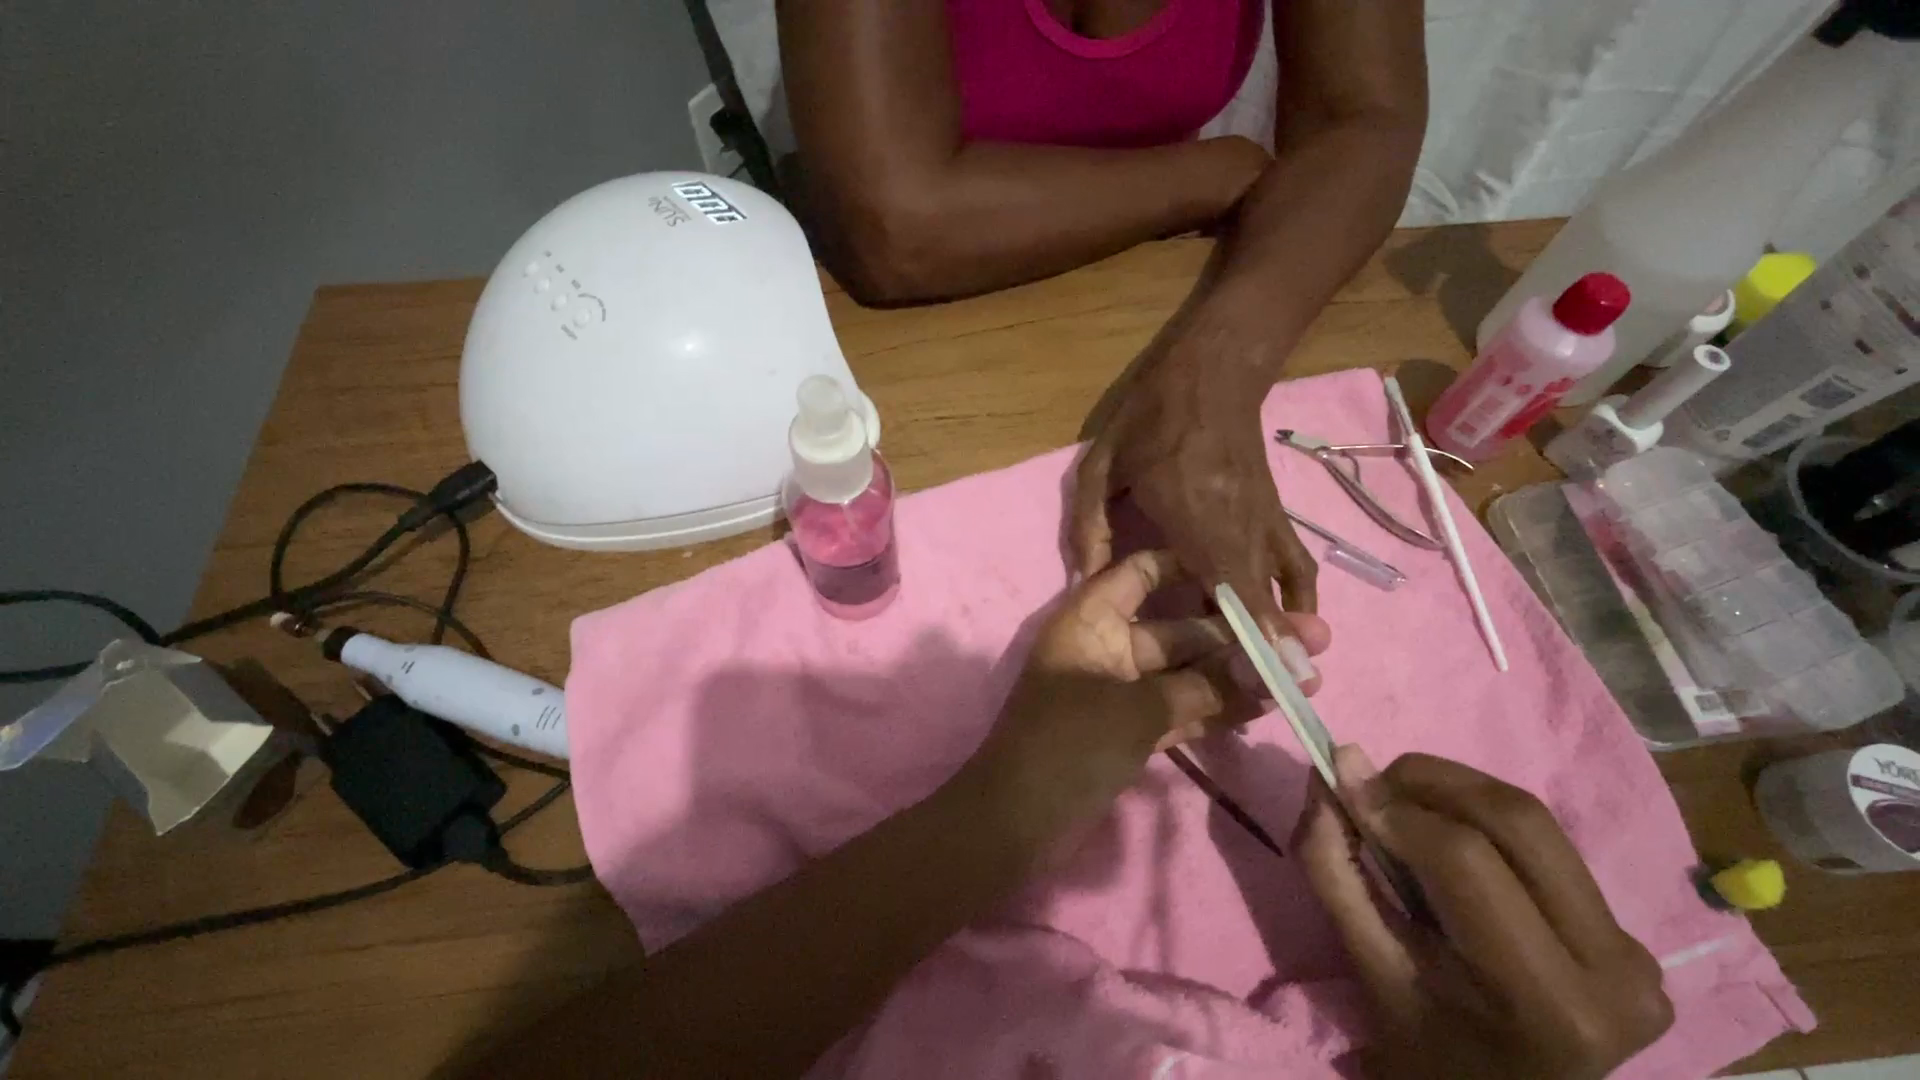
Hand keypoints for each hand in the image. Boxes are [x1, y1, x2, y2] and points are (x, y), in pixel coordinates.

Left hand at [967, 550, 1330, 840]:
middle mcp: (1107, 646)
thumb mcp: (1137, 710)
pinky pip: (1179, 710)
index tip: (1251, 569)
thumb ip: (1205, 688)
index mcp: (1091, 618)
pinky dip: (1215, 711)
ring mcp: (1118, 691)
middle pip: (1179, 630)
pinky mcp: (1129, 730)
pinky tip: (1268, 708)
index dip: (1193, 566)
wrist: (1016, 822)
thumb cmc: (1068, 745)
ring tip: (1307, 677)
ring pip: (1186, 675)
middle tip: (1314, 639)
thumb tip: (1271, 670)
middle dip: (1239, 637)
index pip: (1143, 573)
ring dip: (1238, 677)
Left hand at [1070, 311, 1320, 687]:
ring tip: (1293, 678)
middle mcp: (1240, 532)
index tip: (1260, 681)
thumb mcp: (1102, 467)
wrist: (1210, 374)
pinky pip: (1298, 564)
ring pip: (1283, 590)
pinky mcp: (1278, 515)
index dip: (1247, 639)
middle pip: (1261, 603)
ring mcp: (1266, 524)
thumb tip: (1083, 580)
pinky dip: (1302, 597)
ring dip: (1288, 633)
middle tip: (1279, 697)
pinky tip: (1300, 627)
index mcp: (1194, 523)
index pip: (1229, 592)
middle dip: (1270, 653)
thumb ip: (1090, 525)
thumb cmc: (1150, 420)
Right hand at [1295, 749, 1673, 1079]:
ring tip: (1401, 806)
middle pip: (1517, 822)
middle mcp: (1618, 972)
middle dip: (1429, 781)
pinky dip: (1480, 818)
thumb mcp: (1367, 966)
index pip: (1468, 861)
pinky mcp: (1640, 937)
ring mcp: (1641, 954)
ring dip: (1454, 791)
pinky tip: (1446, 835)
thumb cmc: (1424, 1050)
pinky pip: (1547, 845)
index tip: (1341, 787)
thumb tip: (1333, 770)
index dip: (1397, 810)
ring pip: (1534, 821)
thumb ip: (1336, 868)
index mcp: (1549, 1002)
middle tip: (1371, 785)